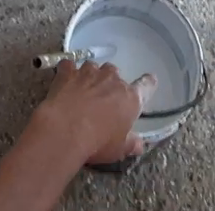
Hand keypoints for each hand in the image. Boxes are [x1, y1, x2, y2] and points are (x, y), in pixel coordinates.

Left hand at [30, 61, 155, 164]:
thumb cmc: (97, 142)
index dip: (148, 84)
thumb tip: (140, 144)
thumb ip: (131, 144)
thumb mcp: (119, 150)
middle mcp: (111, 79)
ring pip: (93, 67)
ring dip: (90, 77)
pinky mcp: (68, 71)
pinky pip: (69, 66)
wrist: (65, 130)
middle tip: (102, 100)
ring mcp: (88, 71)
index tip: (151, 80)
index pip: (145, 87)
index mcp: (129, 98)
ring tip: (82, 91)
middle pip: (114, 74)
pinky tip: (63, 81)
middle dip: (109, 84)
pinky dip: (67, 72)